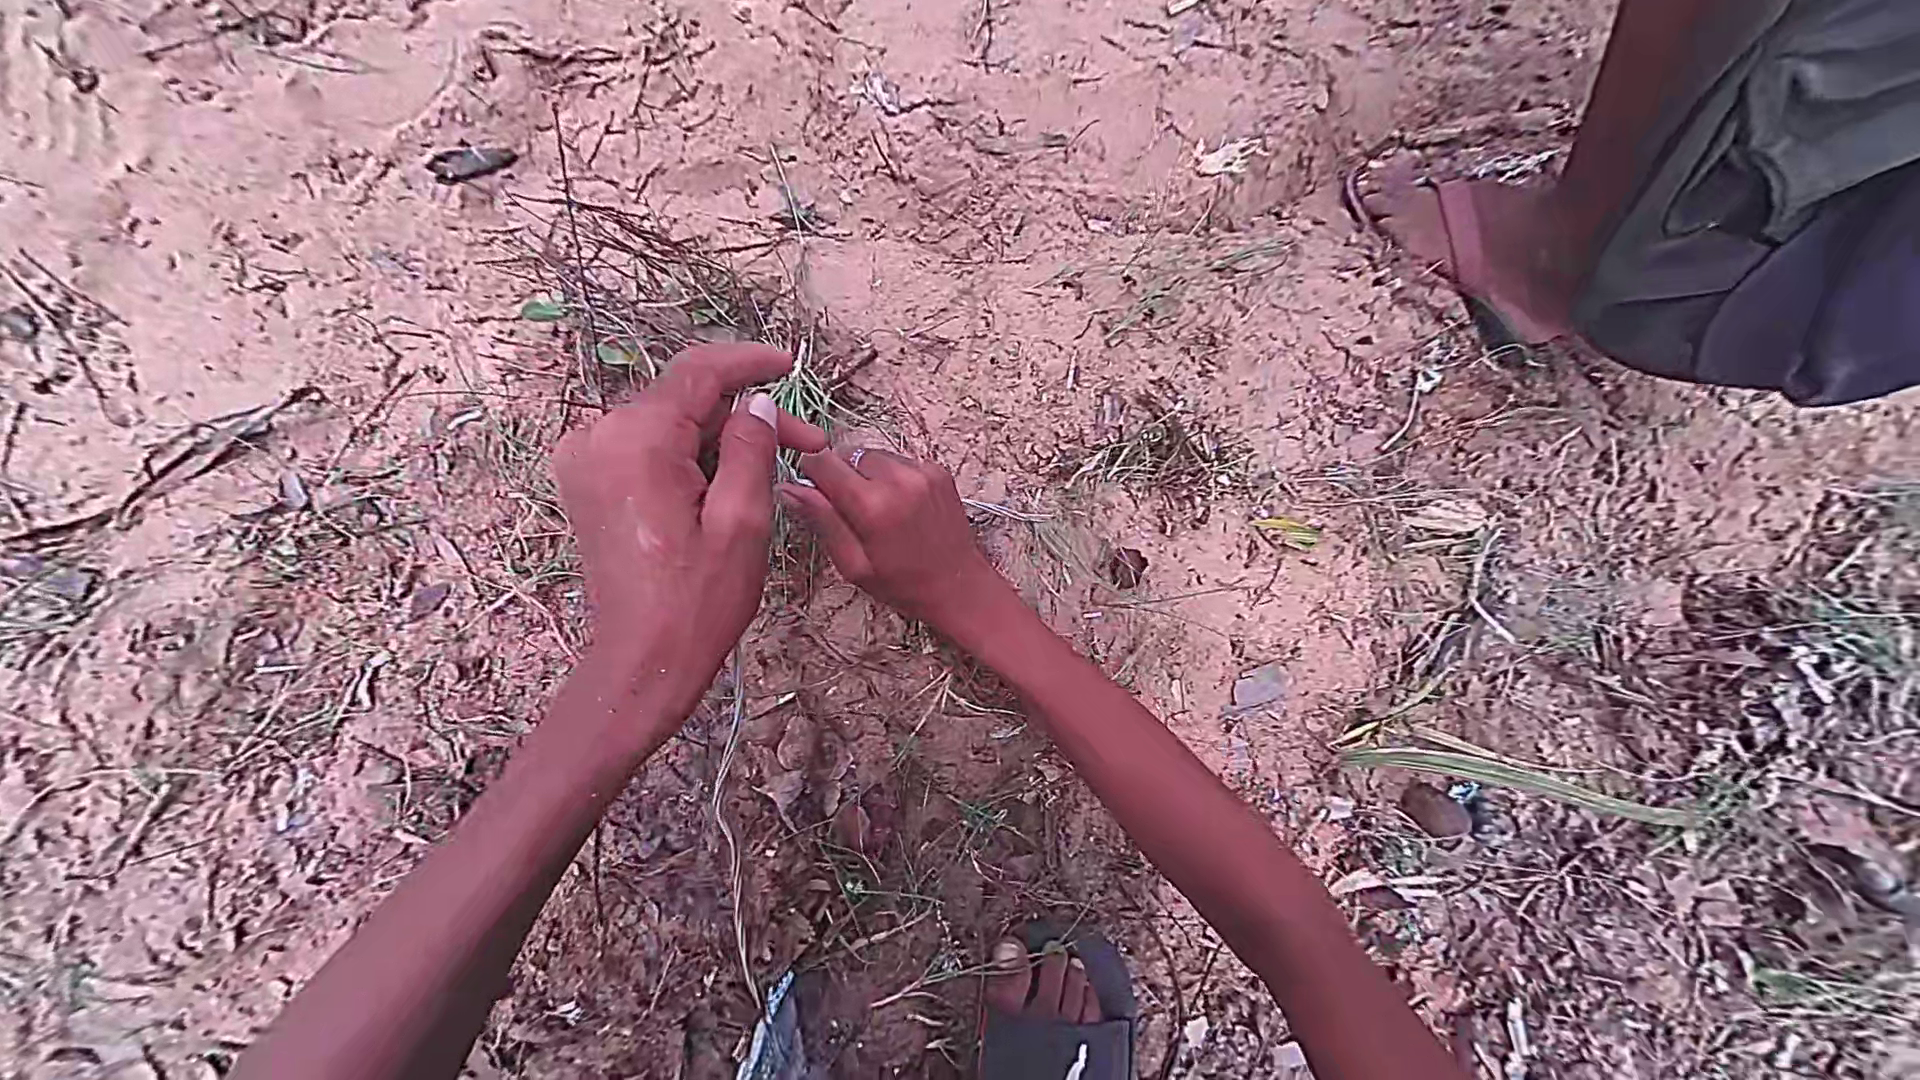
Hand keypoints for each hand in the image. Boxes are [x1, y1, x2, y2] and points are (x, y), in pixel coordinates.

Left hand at [551, 344, 826, 708]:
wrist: (644, 660)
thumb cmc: (699, 599)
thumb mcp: (743, 520)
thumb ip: (753, 449)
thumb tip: (759, 404)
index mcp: (638, 441)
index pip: (698, 373)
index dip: (749, 362)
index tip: (789, 364)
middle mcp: (600, 437)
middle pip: (689, 403)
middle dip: (749, 418)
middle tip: (806, 446)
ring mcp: (588, 460)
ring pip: (675, 426)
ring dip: (726, 442)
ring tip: (773, 475)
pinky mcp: (592, 482)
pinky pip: (654, 449)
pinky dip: (697, 458)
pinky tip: (729, 487)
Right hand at [778, 447, 1007, 627]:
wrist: (960, 586)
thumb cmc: (904, 584)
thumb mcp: (853, 564)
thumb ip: (822, 521)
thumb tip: (789, 487)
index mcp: (872, 505)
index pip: (822, 461)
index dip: (812, 474)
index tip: (814, 491)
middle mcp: (898, 479)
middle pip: (848, 454)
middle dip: (842, 476)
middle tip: (852, 510)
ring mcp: (922, 472)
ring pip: (874, 455)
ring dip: (867, 474)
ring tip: (878, 509)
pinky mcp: (938, 471)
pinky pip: (900, 461)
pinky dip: (893, 476)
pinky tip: (901, 506)